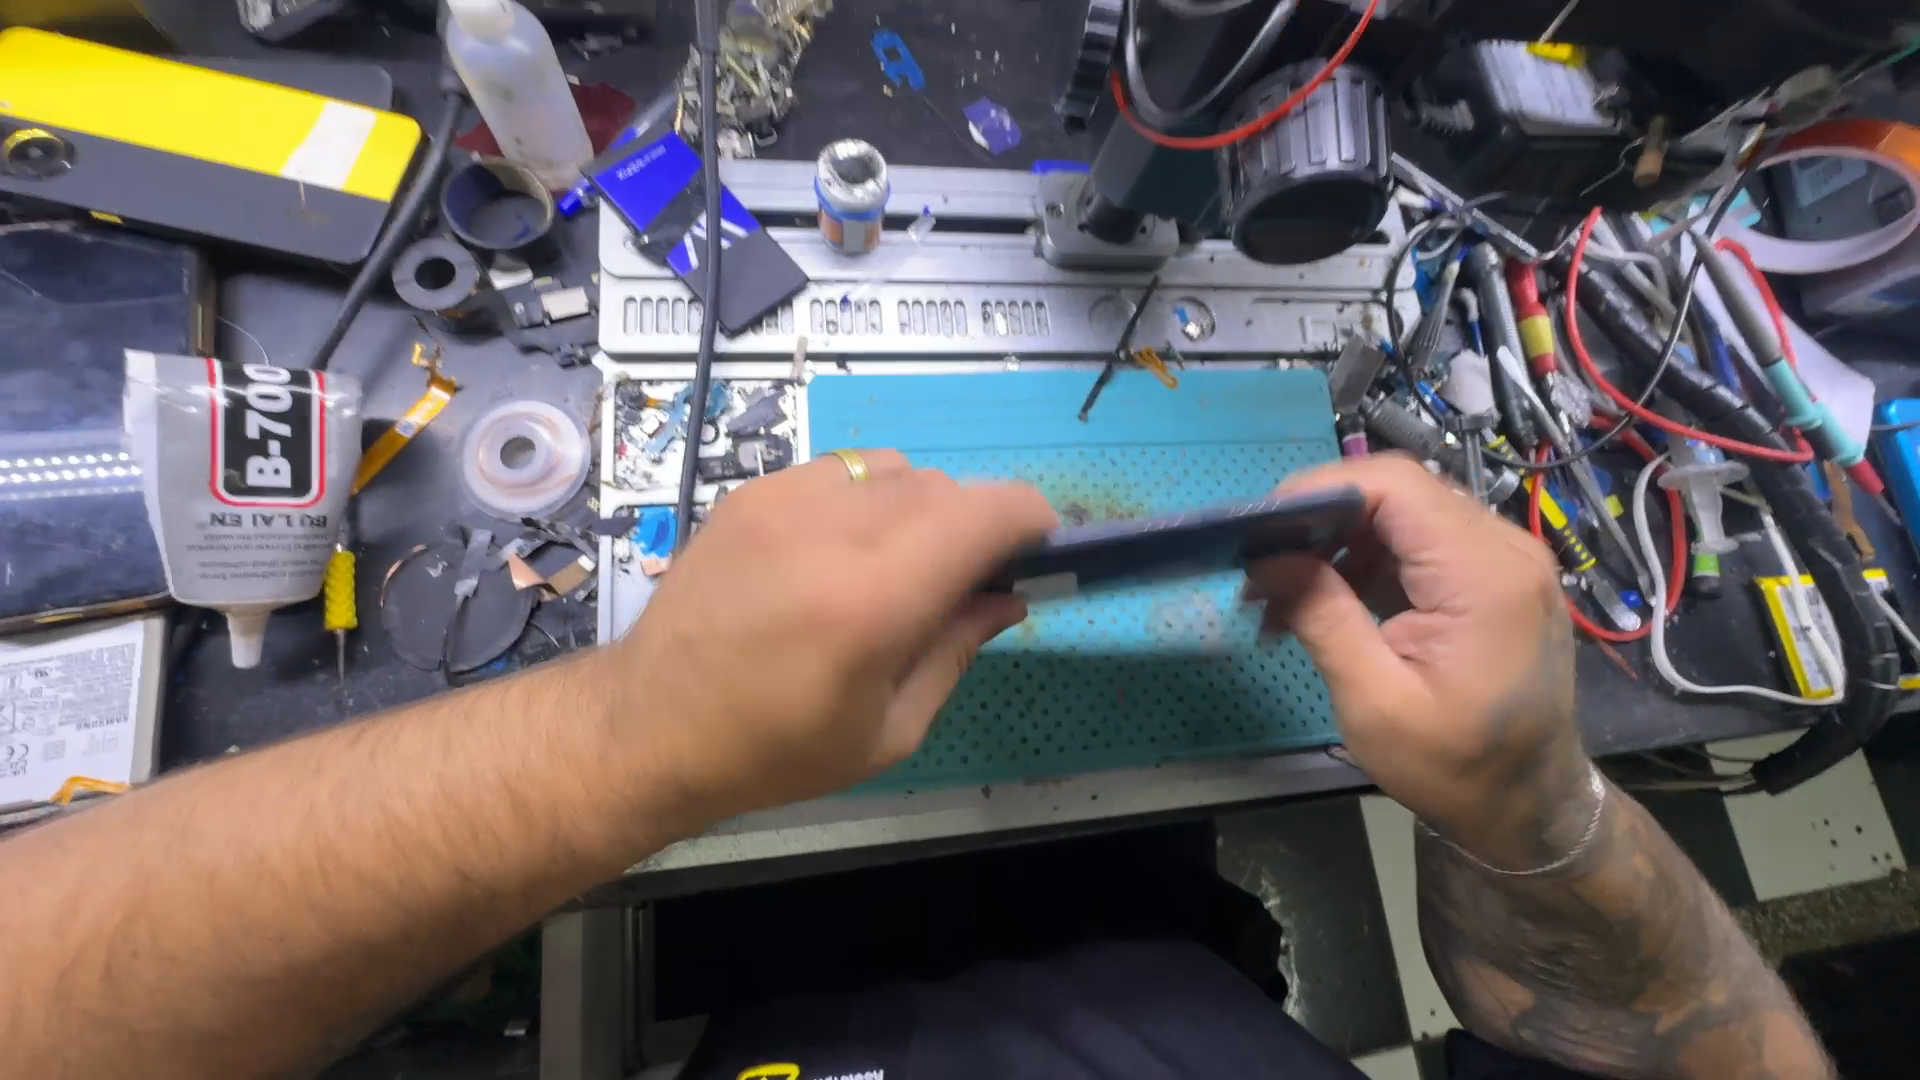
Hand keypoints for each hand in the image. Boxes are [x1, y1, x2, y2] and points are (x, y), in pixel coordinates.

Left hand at [601, 450, 1056, 832]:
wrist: (649, 724)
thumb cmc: (775, 750)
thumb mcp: (889, 729)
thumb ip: (958, 649)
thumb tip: (1008, 597)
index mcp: (872, 603)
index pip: (984, 514)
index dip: (1029, 517)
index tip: (1037, 545)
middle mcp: (831, 532)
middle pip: (946, 488)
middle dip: (975, 525)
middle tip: (964, 578)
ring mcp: (784, 501)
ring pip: (898, 470)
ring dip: (923, 509)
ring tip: (898, 563)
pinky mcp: (754, 492)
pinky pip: (845, 469)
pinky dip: (870, 498)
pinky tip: (844, 547)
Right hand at [1245, 456, 1589, 869]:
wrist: (1527, 807)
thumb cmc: (1453, 765)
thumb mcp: (1373, 700)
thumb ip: (1321, 616)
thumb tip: (1265, 560)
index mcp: (1482, 576)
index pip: (1395, 486)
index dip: (1321, 489)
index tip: (1262, 528)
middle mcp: (1502, 550)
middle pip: (1396, 492)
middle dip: (1318, 518)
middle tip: (1262, 563)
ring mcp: (1500, 561)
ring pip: (1399, 513)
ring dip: (1333, 542)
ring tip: (1281, 591)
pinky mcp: (1486, 577)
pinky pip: (1413, 542)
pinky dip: (1359, 560)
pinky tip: (1321, 600)